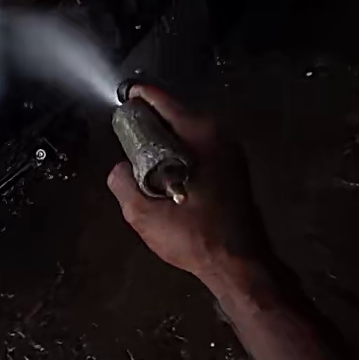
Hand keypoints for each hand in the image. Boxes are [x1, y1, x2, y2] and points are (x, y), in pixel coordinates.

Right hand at [108, 85, 273, 293]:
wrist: (239, 263)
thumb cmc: (195, 237)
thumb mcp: (144, 214)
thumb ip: (123, 183)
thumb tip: (119, 169)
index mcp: (201, 137)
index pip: (164, 102)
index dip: (139, 97)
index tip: (123, 96)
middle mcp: (220, 137)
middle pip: (176, 116)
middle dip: (149, 123)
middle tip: (126, 136)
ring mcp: (231, 152)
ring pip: (187, 134)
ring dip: (163, 142)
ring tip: (140, 159)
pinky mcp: (233, 170)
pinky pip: (198, 150)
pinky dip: (178, 155)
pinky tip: (164, 177)